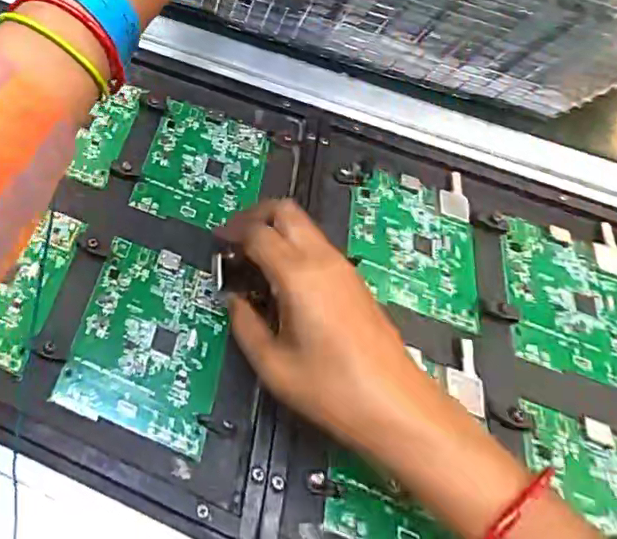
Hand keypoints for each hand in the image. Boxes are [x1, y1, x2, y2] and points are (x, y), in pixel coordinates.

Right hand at [216, 200, 462, 462]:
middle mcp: (322, 260)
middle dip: (254, 215)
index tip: (218, 245)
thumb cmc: (335, 391)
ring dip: (275, 229)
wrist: (397, 407)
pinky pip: (316, 244)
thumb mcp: (274, 367)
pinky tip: (281, 279)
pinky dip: (292, 245)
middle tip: (235, 238)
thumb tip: (234, 302)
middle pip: (284, 209)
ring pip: (302, 223)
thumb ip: (245, 326)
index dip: (232, 232)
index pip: (257, 231)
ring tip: (254, 260)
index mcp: (298, 275)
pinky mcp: (353, 280)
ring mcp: (341, 267)